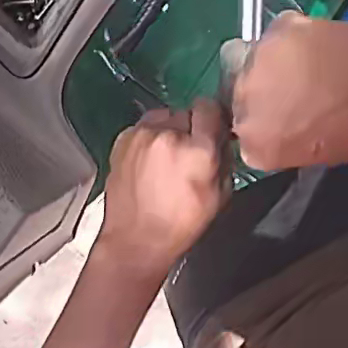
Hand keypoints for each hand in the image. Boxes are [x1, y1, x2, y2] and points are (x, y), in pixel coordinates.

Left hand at [95, 98, 228, 280]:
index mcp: (198, 150)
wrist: (135, 240)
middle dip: (190, 129)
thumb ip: (224, 158)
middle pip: (186, 113)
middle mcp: (169, 134)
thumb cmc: (182, 223)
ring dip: (169, 130)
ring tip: (167, 157)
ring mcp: (142, 135)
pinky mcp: (122, 139)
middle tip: (188, 153)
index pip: (209, 107)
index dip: (212, 118)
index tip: (211, 130)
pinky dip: (149, 138)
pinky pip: (144, 128)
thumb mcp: (220, 195)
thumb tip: (222, 137)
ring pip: (164, 117)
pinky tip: (149, 160)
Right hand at [230, 12, 347, 170]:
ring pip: (251, 57)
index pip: (241, 126)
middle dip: (261, 87)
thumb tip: (272, 120)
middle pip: (239, 90)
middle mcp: (245, 104)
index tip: (279, 112)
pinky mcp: (277, 31)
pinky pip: (273, 32)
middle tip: (293, 86)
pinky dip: (291, 36)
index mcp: (253, 142)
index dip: (261, 116)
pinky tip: (316, 46)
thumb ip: (276, 139)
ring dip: (272, 60)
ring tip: (308, 65)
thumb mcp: (308, 152)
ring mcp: (258, 64)